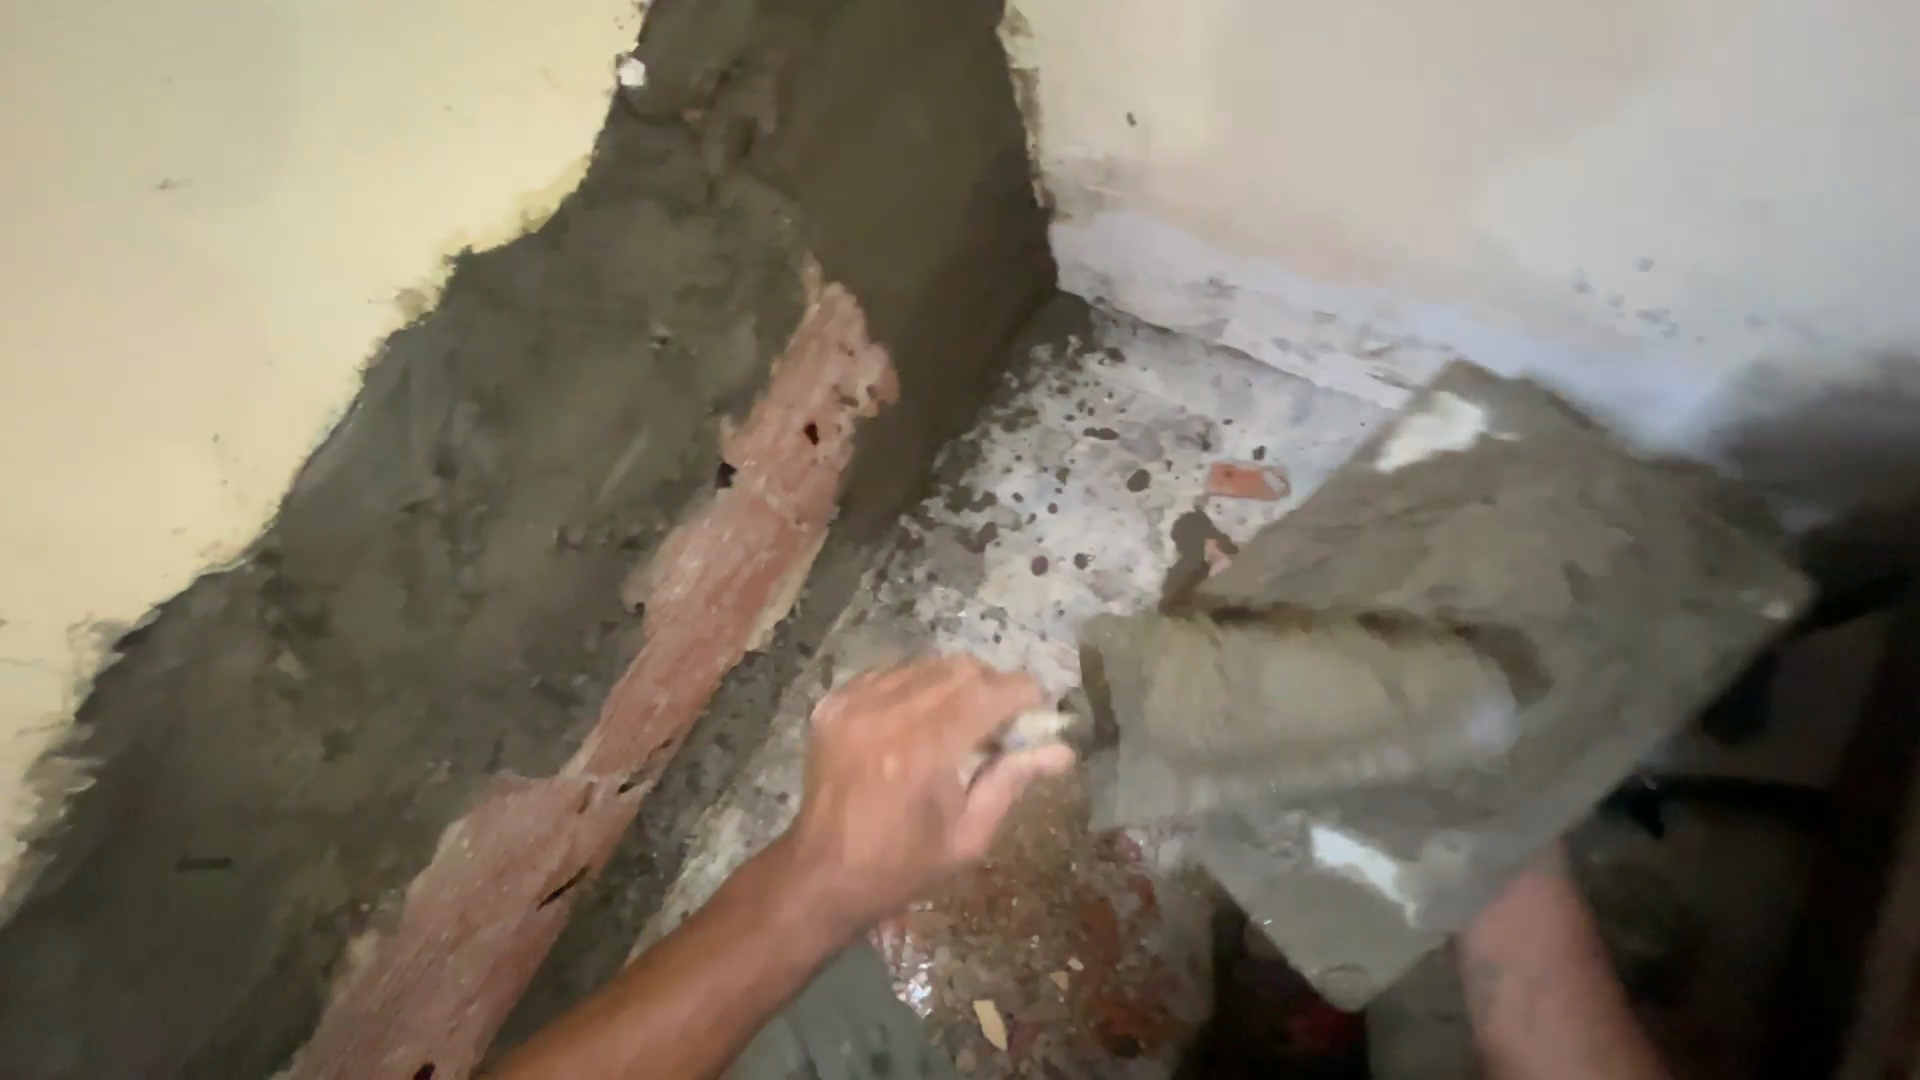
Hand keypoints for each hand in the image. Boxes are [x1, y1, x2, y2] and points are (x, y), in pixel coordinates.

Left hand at [781, 654, 1076, 933]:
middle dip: (992, 686)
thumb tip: (1064, 750)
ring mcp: (854, 703)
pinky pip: (891, 673)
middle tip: (1001, 719)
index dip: (1022, 692)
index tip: (1038, 706)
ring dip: (954, 683)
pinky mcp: (834, 702)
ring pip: (926, 664)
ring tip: (959, 718)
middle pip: (961, 669)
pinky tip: (918, 718)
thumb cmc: (903, 864)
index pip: (988, 694)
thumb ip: (1012, 781)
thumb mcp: (969, 835)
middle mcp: (886, 714)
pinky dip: (916, 686)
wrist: (821, 872)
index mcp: (923, 752)